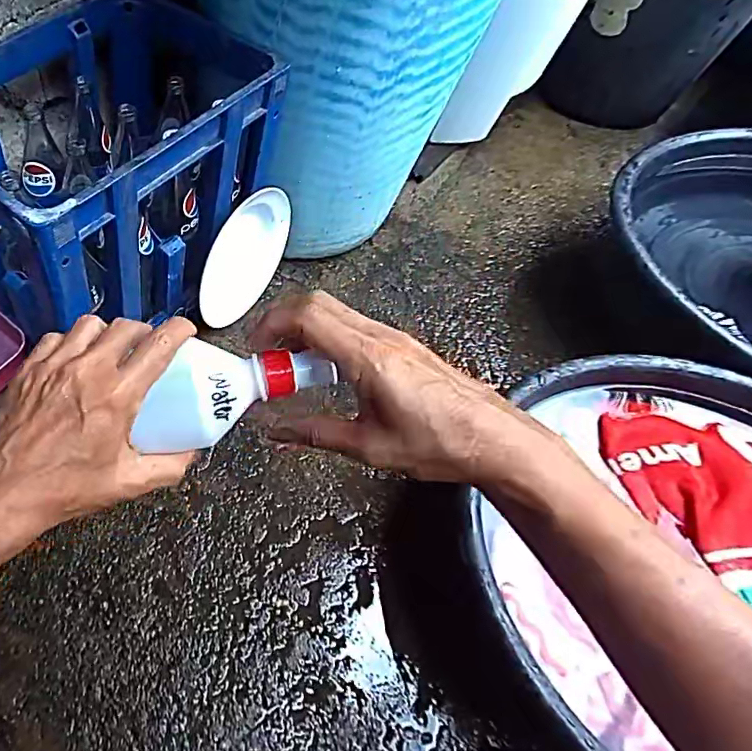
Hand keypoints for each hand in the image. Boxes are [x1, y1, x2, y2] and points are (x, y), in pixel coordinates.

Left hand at [0, 314, 199, 540]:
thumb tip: (189, 454)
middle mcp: (86, 371)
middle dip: (144, 331)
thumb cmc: (66, 487)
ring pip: (89, 325)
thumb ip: (169, 466)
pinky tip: (74, 359)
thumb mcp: (128, 482)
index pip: (157, 346)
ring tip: (110, 349)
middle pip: (125, 326)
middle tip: (148, 346)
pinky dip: (71, 342)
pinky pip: (56, 338)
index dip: (178, 331)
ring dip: (107, 332)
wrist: (8, 490)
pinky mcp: (30, 370)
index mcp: (117, 396)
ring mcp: (54, 367)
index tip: (185, 330)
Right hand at [250, 291, 562, 485]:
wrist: (497, 440)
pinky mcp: (401, 346)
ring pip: (333, 313)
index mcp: (368, 357)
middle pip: (315, 304)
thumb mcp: (368, 446)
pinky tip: (324, 374)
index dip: (270, 325)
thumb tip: (276, 431)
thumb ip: (314, 434)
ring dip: (302, 332)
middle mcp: (380, 338)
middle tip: (265, 357)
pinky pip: (351, 327)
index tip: (254, 351)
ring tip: (291, 371)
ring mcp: (393, 338)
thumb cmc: (441, 442)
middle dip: (279, 323)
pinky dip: (325, 340)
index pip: (306, 316)